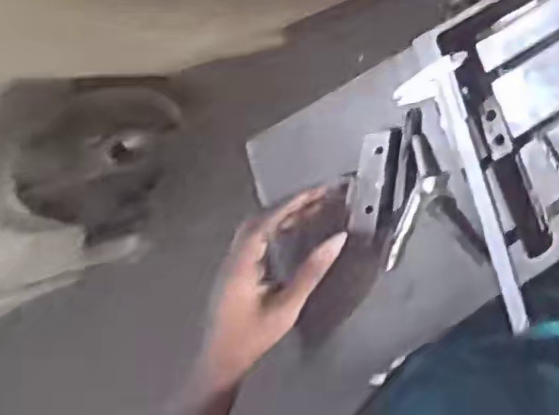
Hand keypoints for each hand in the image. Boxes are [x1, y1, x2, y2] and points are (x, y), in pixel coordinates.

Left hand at [191, 188, 345, 397]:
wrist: (219, 366)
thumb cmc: (252, 337)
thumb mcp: (287, 306)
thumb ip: (312, 271)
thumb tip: (339, 237)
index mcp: (240, 268)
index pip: (262, 225)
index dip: (290, 205)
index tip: (317, 191)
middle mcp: (231, 263)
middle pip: (256, 222)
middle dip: (288, 204)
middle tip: (319, 195)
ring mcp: (231, 268)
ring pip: (255, 230)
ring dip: (284, 215)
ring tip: (314, 208)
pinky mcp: (235, 273)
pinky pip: (256, 240)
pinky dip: (278, 227)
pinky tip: (296, 230)